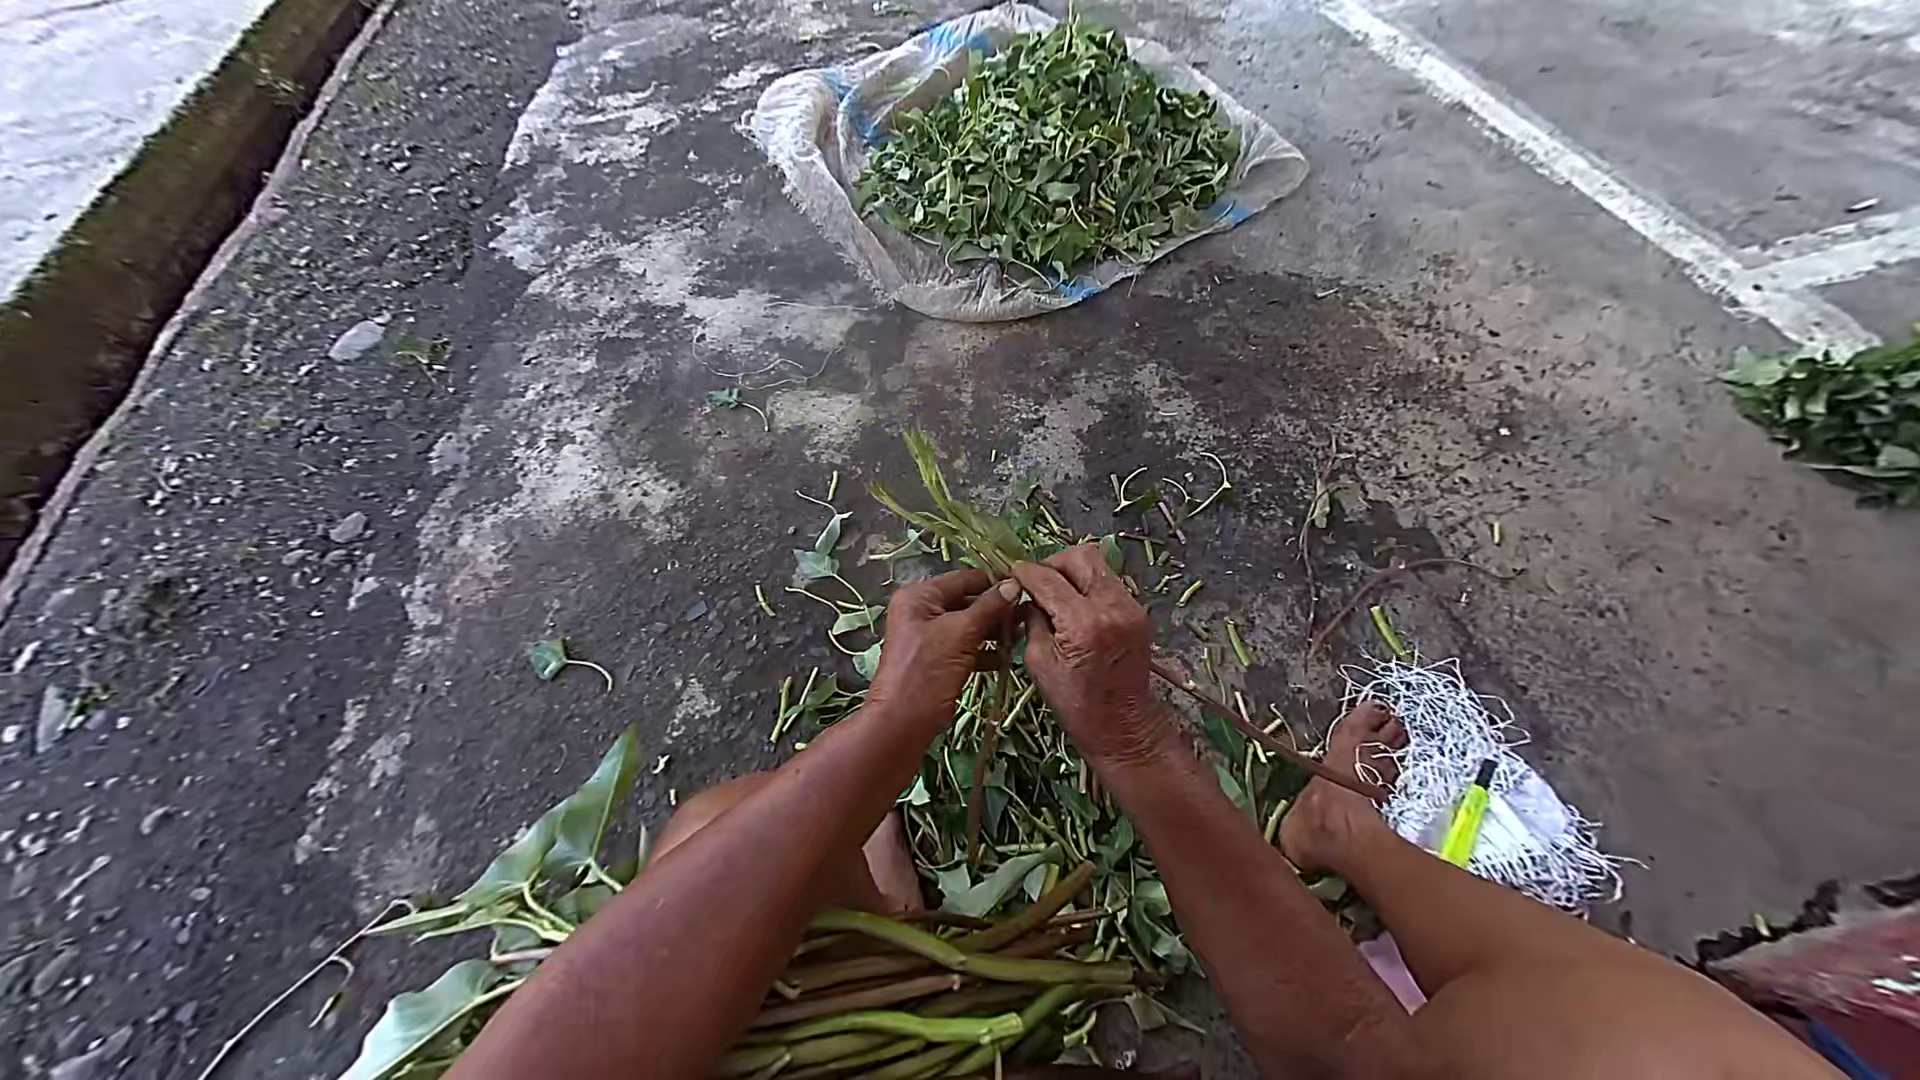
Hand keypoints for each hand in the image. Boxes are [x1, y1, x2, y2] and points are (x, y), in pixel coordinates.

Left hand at [866, 569, 1020, 729]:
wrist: (903, 721)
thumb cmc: (928, 670)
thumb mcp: (961, 633)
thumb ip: (989, 606)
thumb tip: (1013, 584)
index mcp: (920, 595)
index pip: (964, 578)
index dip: (994, 581)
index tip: (1025, 587)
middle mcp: (922, 610)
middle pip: (967, 601)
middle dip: (997, 608)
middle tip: (1028, 614)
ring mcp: (929, 636)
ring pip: (969, 625)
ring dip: (994, 630)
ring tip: (1022, 634)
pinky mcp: (938, 658)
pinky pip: (965, 646)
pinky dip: (985, 649)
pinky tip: (1007, 656)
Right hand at [1011, 546, 1176, 766]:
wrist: (1124, 727)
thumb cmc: (1076, 704)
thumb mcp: (1038, 663)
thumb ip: (1032, 620)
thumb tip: (1027, 596)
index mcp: (1084, 623)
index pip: (1048, 578)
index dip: (1025, 573)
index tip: (1011, 575)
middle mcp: (1112, 607)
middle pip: (1080, 556)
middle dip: (1053, 564)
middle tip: (1037, 584)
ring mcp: (1131, 608)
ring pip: (1097, 566)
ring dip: (1071, 573)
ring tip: (1055, 596)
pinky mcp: (1138, 613)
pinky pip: (1108, 583)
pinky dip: (1087, 587)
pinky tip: (1074, 608)